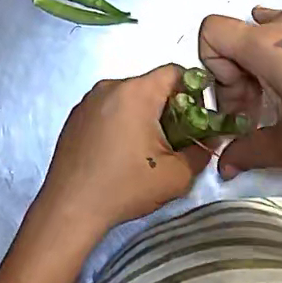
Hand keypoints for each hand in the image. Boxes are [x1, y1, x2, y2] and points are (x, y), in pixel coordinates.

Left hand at [29, 64, 212, 237]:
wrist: (69, 209)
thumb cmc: (124, 188)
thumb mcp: (177, 175)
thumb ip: (202, 151)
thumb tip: (212, 140)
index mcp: (136, 92)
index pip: (176, 73)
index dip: (194, 93)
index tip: (197, 121)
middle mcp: (110, 87)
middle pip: (152, 86)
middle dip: (169, 109)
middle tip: (175, 142)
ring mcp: (89, 101)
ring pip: (130, 98)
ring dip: (145, 117)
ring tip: (146, 152)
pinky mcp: (75, 117)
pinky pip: (110, 110)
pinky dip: (122, 124)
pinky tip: (121, 155)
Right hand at [198, 7, 281, 178]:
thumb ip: (250, 152)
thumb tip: (222, 166)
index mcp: (265, 45)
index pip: (210, 32)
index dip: (212, 67)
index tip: (239, 101)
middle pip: (234, 39)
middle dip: (234, 76)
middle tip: (256, 112)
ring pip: (260, 36)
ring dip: (257, 67)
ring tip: (279, 100)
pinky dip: (280, 58)